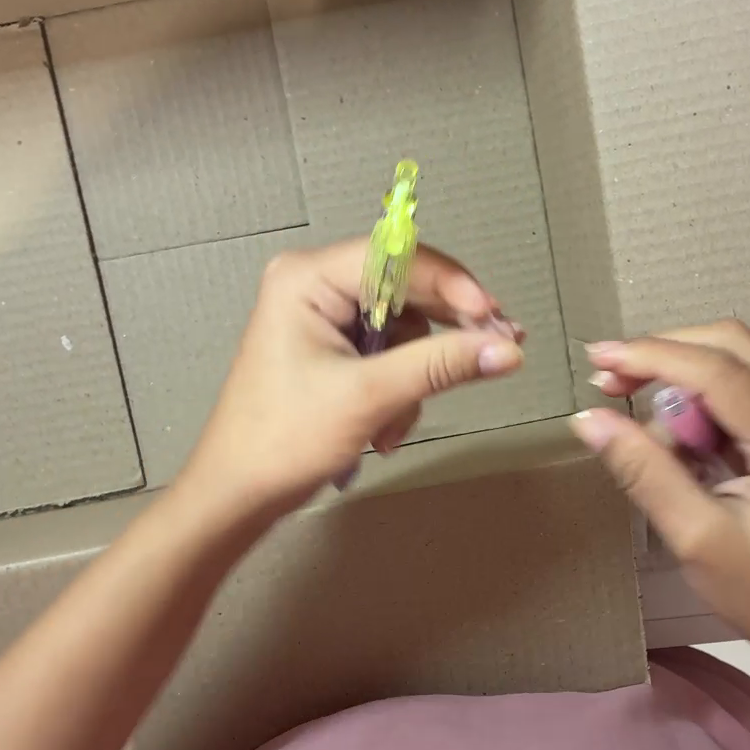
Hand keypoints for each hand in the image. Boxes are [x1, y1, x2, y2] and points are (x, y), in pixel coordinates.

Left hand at [178, 236, 523, 519]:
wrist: (239, 492)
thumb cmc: (287, 438)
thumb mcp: (370, 397)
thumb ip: (441, 366)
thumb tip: (509, 348)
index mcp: (308, 277)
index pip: (398, 258)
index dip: (453, 285)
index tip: (496, 321)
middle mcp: (315, 285)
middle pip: (405, 290)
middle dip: (439, 338)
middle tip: (493, 356)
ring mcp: (322, 318)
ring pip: (403, 332)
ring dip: (413, 381)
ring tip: (393, 428)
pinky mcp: (330, 350)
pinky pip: (387, 356)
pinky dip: (397, 393)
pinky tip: (384, 431)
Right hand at [570, 320, 749, 673]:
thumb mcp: (694, 535)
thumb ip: (643, 469)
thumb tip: (588, 419)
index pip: (716, 370)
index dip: (650, 356)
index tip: (597, 359)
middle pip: (732, 345)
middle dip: (664, 354)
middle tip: (609, 381)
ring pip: (737, 362)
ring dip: (681, 378)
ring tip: (639, 425)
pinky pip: (744, 392)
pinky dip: (701, 403)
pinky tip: (676, 442)